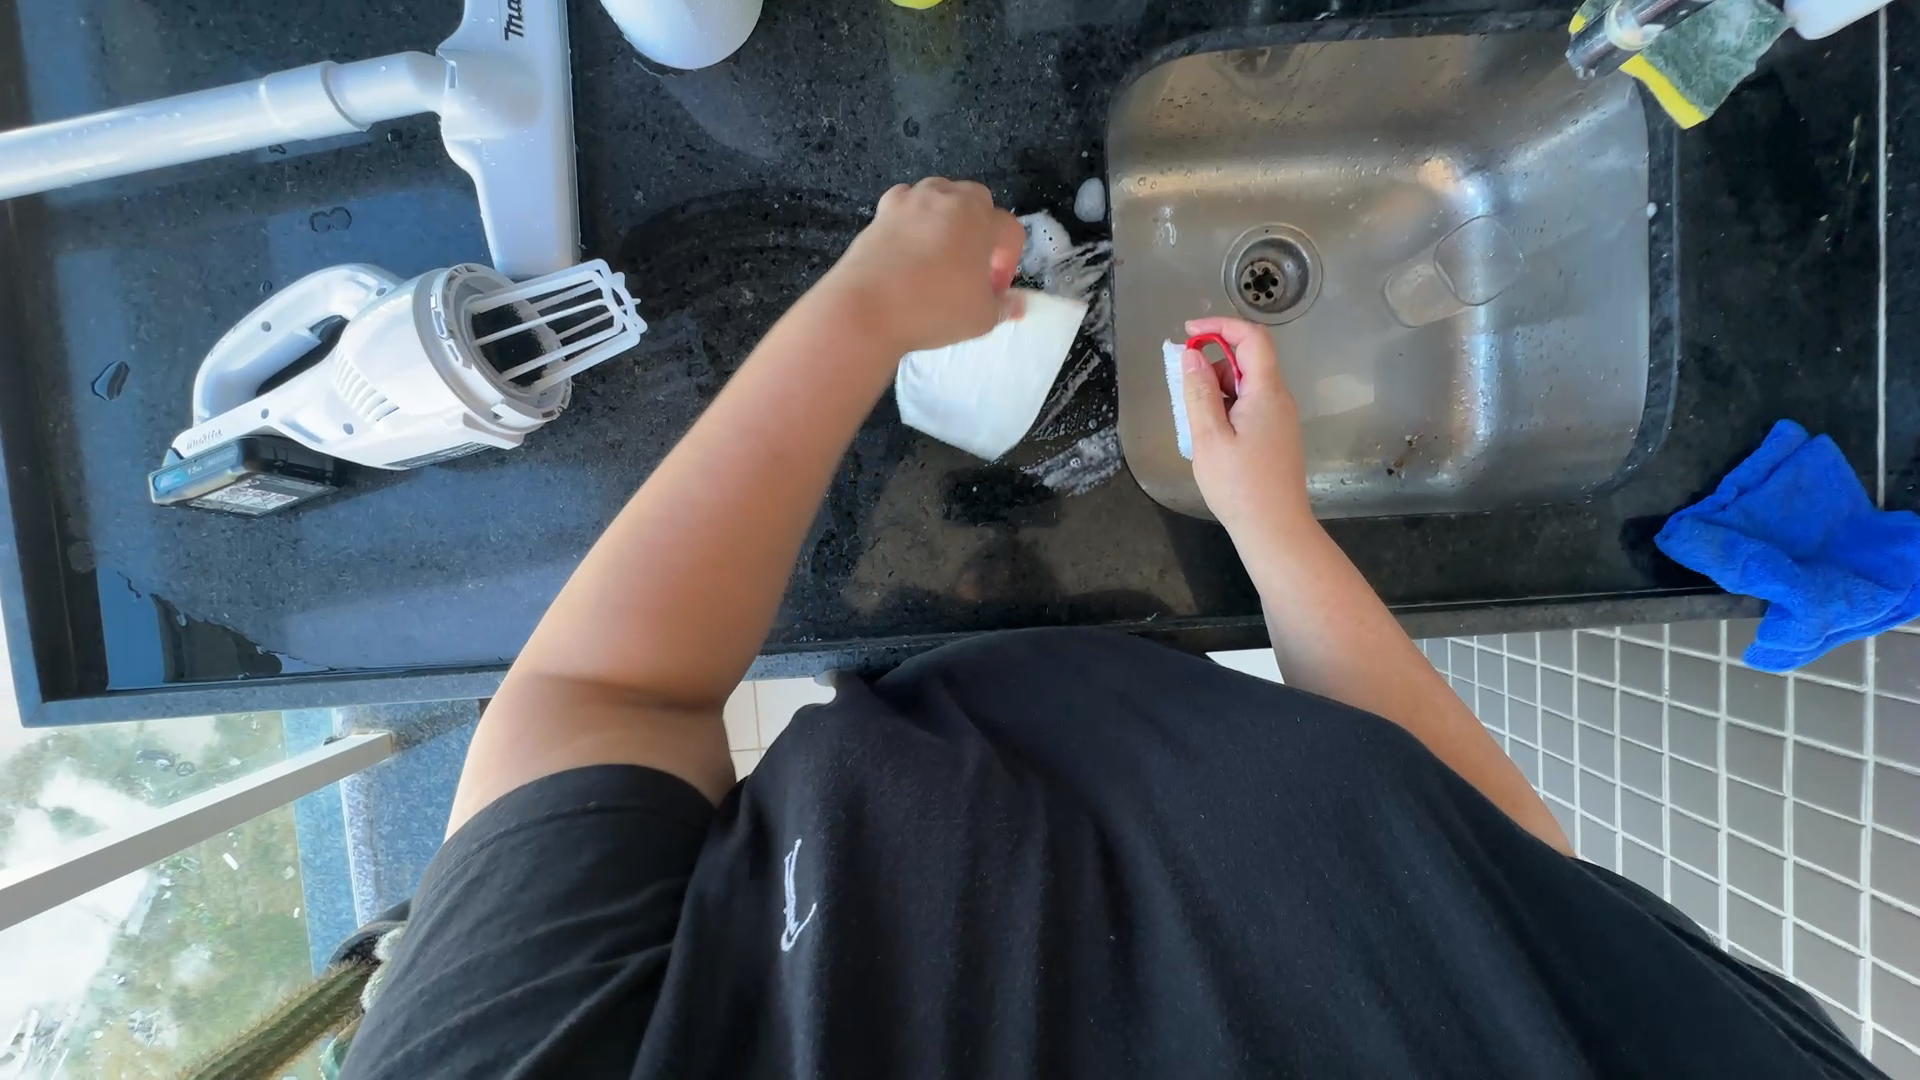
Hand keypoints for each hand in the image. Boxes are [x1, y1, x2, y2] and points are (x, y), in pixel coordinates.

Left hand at [821, 178, 1027, 354]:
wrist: (867, 308)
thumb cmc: (934, 309)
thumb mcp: (981, 318)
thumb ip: (1002, 306)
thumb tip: (1016, 304)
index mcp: (980, 217)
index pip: (1010, 230)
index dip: (1009, 263)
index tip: (996, 291)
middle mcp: (947, 197)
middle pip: (977, 203)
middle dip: (981, 233)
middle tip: (972, 271)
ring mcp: (910, 201)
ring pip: (940, 198)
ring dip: (948, 222)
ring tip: (940, 258)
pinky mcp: (880, 213)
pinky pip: (905, 207)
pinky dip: (913, 221)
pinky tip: (909, 249)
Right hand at [1178, 316, 1312, 536]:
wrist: (1274, 528)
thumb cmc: (1239, 485)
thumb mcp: (1208, 438)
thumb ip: (1199, 394)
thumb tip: (1192, 357)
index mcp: (1266, 392)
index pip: (1252, 338)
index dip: (1220, 326)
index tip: (1188, 333)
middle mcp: (1279, 398)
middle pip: (1249, 360)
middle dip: (1213, 361)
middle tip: (1183, 384)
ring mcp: (1280, 418)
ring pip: (1247, 385)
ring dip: (1217, 387)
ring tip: (1194, 418)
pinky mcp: (1276, 435)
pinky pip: (1249, 406)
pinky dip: (1226, 406)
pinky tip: (1210, 433)